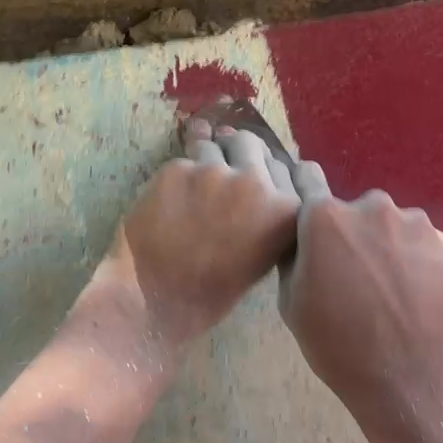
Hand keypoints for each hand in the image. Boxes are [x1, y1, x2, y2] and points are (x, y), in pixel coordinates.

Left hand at [100, 116, 302, 355]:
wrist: (156, 299)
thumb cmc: (213, 291)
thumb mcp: (262, 255)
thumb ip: (268, 215)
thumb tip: (260, 180)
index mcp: (286, 210)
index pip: (282, 165)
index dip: (264, 167)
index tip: (251, 173)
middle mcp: (256, 183)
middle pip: (250, 143)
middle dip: (238, 151)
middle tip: (224, 167)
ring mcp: (215, 172)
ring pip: (213, 143)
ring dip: (206, 156)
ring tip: (195, 181)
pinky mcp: (177, 169)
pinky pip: (182, 160)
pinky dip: (179, 174)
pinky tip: (171, 195)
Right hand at [280, 177, 442, 442]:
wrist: (418, 376)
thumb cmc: (342, 345)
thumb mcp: (293, 305)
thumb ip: (295, 258)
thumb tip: (303, 242)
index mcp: (325, 217)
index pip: (307, 181)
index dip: (304, 187)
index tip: (308, 203)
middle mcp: (371, 206)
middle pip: (355, 212)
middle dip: (354, 235)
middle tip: (357, 278)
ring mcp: (414, 222)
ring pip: (393, 229)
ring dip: (389, 249)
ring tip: (394, 295)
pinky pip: (423, 246)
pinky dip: (419, 264)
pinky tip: (420, 300)